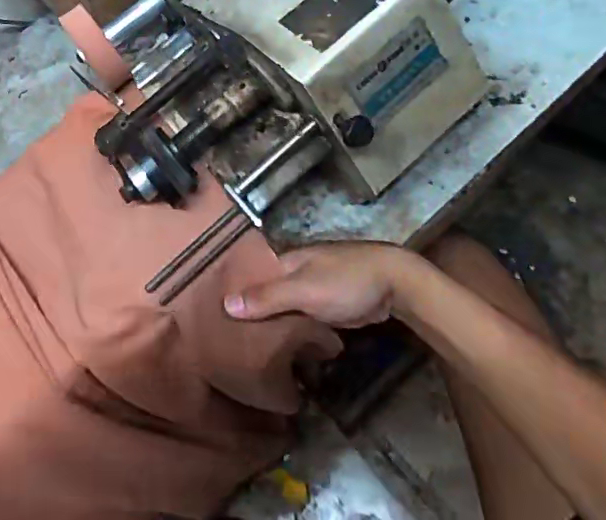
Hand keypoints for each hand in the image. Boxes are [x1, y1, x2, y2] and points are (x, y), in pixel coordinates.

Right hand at [224, 241, 420, 328]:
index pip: (252, 273)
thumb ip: (268, 297)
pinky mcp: (330, 307)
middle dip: (251, 308)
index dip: (234, 288)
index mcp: (287, 259)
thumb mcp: (303, 289)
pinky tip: (280, 347)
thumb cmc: (345, 281)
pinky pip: (302, 317)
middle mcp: (297, 271)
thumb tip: (226, 304)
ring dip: (272, 321)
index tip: (211, 309)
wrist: (394, 285)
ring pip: (285, 305)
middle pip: (267, 290)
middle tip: (225, 336)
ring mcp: (315, 288)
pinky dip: (291, 328)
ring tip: (246, 346)